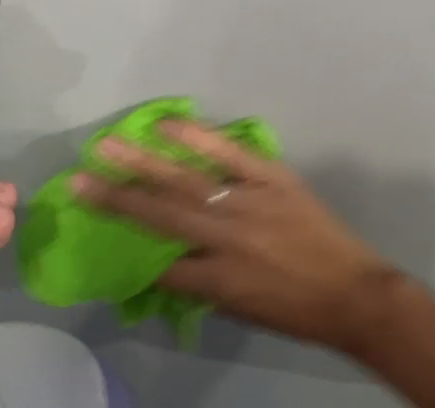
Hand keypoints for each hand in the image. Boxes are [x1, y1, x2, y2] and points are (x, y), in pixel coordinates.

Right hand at [72, 120, 400, 352]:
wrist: (356, 294)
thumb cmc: (297, 310)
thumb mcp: (244, 311)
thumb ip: (205, 285)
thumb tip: (170, 263)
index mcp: (219, 279)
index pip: (162, 264)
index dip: (130, 253)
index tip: (100, 234)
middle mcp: (226, 237)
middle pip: (161, 214)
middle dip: (116, 196)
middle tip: (79, 179)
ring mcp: (248, 202)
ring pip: (186, 179)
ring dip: (142, 162)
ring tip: (108, 144)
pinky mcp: (272, 177)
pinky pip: (229, 153)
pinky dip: (198, 136)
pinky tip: (168, 124)